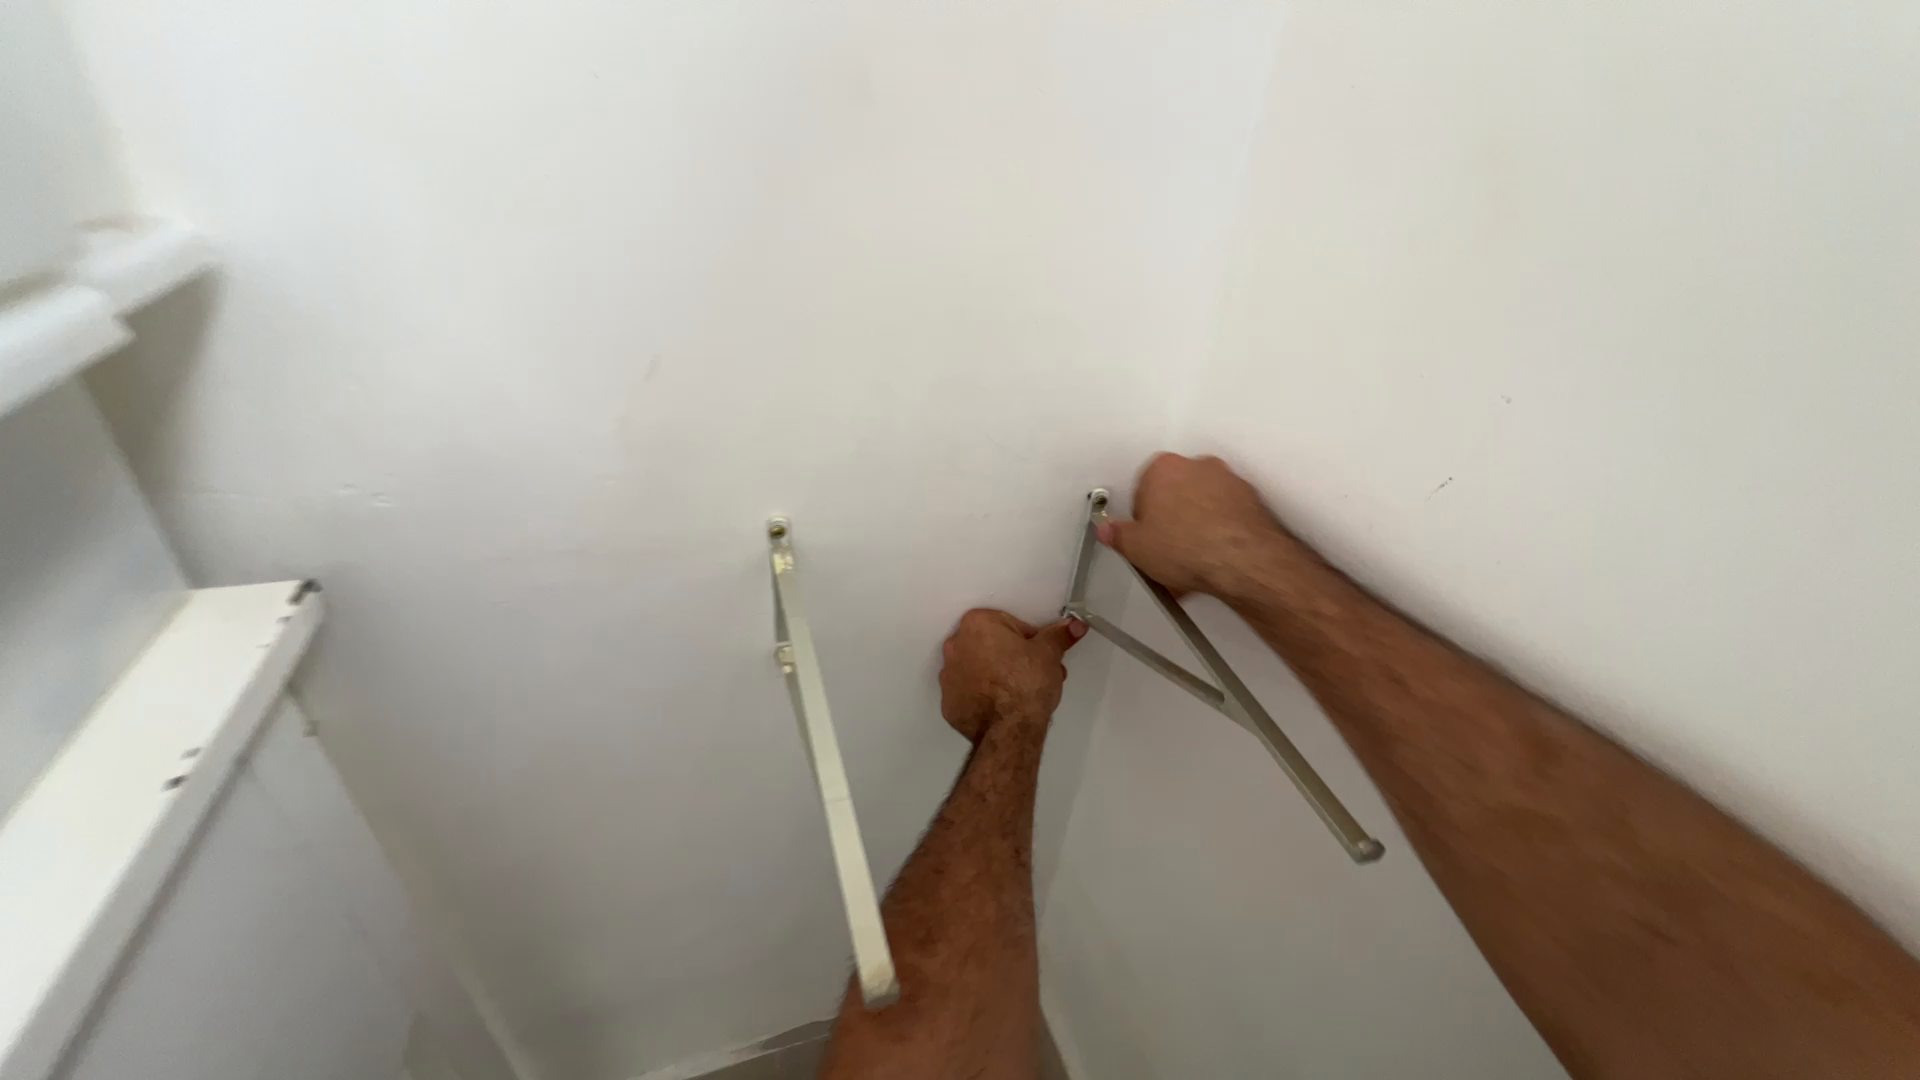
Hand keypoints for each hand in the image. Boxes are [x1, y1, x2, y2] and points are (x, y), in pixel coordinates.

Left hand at [939, 610, 1085, 743]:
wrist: (1010, 729)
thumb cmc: (1025, 686)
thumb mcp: (1049, 654)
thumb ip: (1058, 635)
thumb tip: (1071, 627)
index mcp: (978, 625)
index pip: (1008, 624)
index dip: (1029, 640)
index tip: (1038, 653)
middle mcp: (956, 646)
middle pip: (991, 645)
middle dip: (1012, 657)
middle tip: (1034, 673)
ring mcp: (948, 675)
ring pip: (978, 669)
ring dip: (996, 675)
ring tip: (1021, 692)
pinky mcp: (949, 702)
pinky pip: (969, 692)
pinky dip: (983, 696)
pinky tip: (1002, 705)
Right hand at [1098, 453, 1288, 599]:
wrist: (1242, 561)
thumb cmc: (1193, 546)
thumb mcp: (1136, 547)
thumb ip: (1118, 535)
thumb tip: (1111, 532)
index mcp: (1162, 468)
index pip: (1140, 488)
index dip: (1139, 517)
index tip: (1141, 533)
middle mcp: (1197, 467)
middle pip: (1173, 493)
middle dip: (1168, 520)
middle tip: (1163, 546)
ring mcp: (1226, 481)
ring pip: (1200, 504)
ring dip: (1192, 527)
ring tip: (1186, 560)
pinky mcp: (1249, 500)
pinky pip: (1224, 515)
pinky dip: (1216, 532)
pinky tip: (1208, 559)